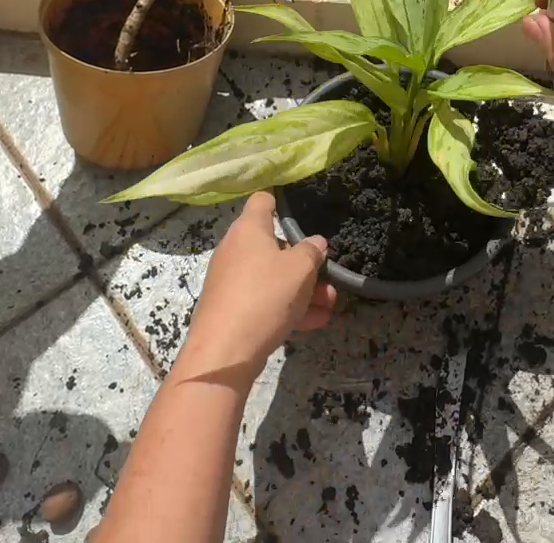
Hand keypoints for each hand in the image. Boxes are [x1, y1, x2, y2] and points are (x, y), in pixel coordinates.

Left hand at [173, 191, 336, 386]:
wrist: (224, 353)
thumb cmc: (264, 296)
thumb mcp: (301, 268)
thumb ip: (313, 251)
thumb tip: (315, 243)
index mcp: (249, 228)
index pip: (263, 199)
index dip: (282, 201)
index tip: (302, 208)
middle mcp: (236, 249)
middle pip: (275, 245)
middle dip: (305, 262)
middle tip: (329, 277)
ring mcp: (231, 281)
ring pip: (273, 277)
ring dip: (303, 289)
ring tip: (329, 305)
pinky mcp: (231, 309)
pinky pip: (265, 300)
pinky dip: (287, 308)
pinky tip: (314, 322)